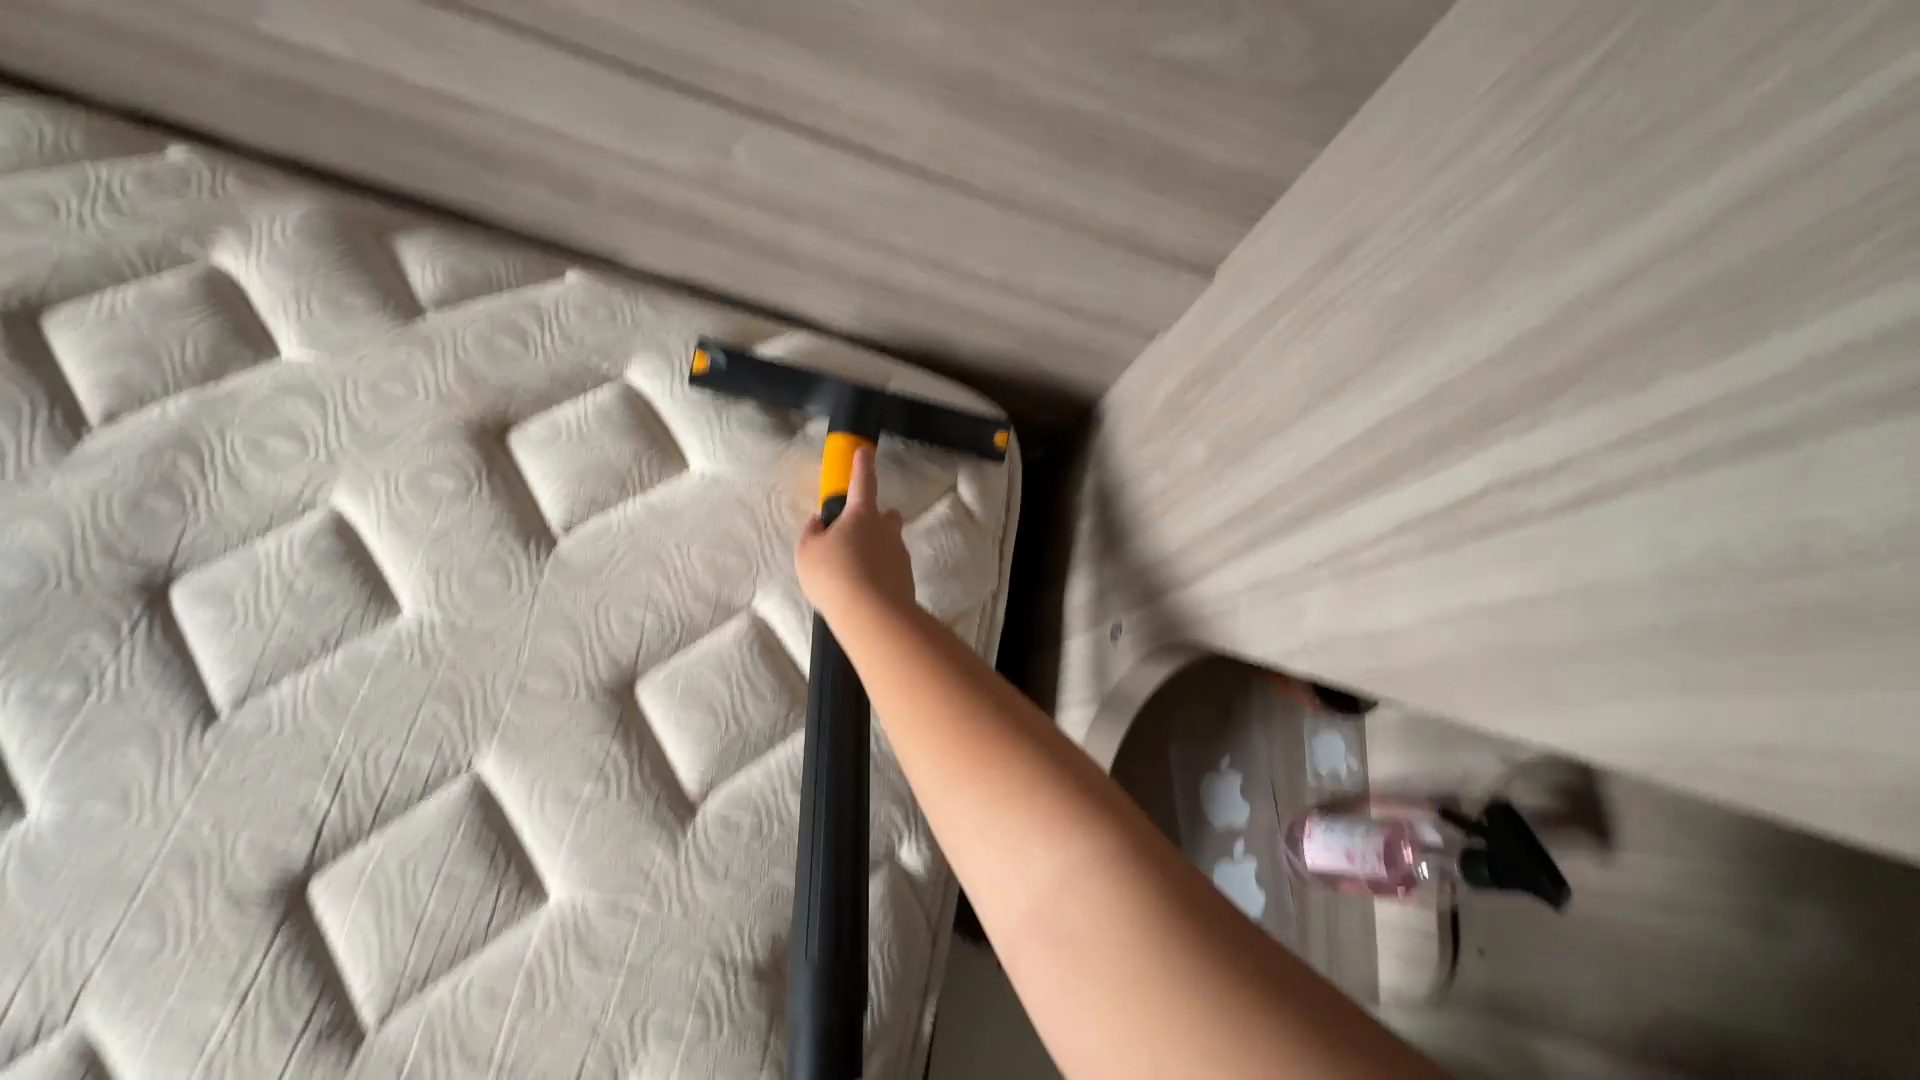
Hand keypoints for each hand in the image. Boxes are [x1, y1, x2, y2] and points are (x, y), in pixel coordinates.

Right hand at [796, 445, 916, 622]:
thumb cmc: (833, 575)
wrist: (872, 614)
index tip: (865, 450)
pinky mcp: (906, 579)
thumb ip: (812, 534)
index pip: (862, 482)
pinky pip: (891, 569)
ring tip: (855, 573)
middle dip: (876, 518)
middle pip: (886, 515)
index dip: (861, 465)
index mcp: (861, 514)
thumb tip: (819, 524)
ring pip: (889, 544)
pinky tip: (864, 592)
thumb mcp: (807, 552)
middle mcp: (886, 529)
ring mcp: (900, 554)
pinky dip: (880, 575)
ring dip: (876, 550)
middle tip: (855, 535)